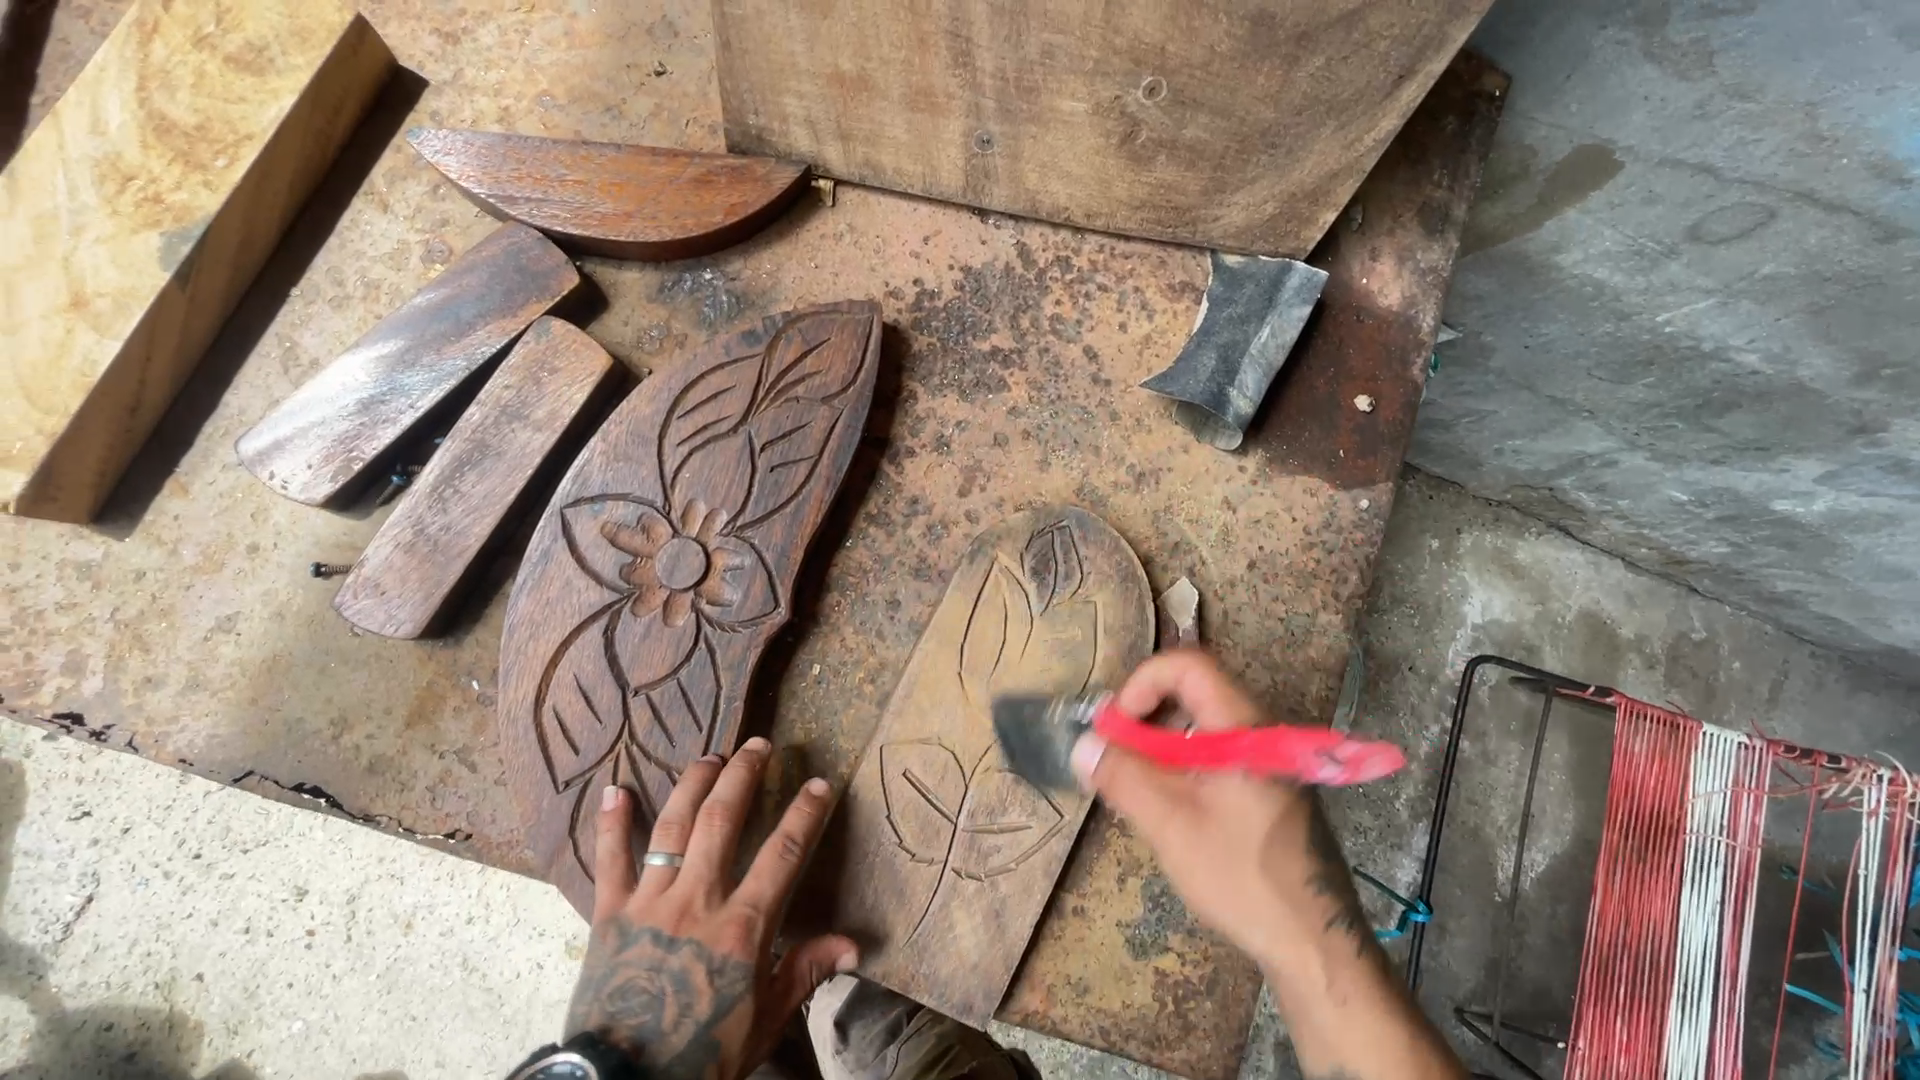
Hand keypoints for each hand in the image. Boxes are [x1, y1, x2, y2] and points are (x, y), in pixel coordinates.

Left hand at [565, 737, 858, 1079]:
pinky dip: (611, 824)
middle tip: (758, 745)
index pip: (784, 853)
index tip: (819, 784)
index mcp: (742, 926)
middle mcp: (698, 900)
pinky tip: (614, 789)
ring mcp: (650, 901)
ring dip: (693, 784)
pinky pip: (610, 860)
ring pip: (674, 827)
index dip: (805, 814)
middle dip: (744, 776)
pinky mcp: (610, 914)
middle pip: (723, 820)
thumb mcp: (766, 1019)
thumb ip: (806, 971)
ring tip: (710, 755)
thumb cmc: (704, 1053)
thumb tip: (855, 946)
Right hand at [1072, 651, 1376, 980]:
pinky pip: (1215, 754)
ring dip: (1160, 746)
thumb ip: (1122, 777)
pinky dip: (1182, 767)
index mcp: (1243, 726)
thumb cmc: (1242, 876)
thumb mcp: (1170, 826)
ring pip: (1200, 726)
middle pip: (1192, 693)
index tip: (1116, 728)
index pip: (1188, 666)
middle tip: (1116, 758)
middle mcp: (1259, 731)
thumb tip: (1081, 744)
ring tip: (1134, 788)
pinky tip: (1167, 808)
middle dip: (1144, 718)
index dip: (1142, 684)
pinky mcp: (1266, 788)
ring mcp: (1266, 761)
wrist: (1315, 941)